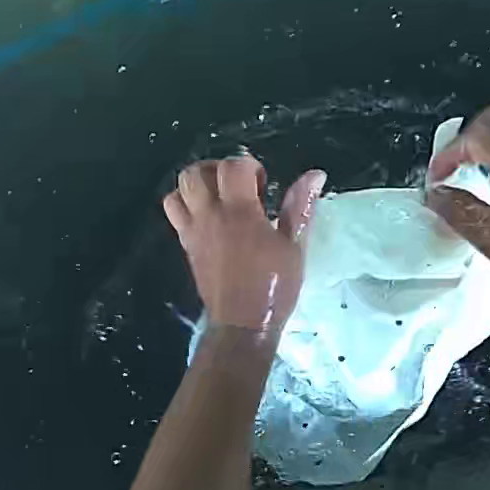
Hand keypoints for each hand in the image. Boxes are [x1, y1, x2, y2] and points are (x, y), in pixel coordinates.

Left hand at [164, 155, 325, 334]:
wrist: (242, 324)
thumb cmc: (273, 286)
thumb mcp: (294, 246)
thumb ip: (300, 207)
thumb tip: (315, 174)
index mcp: (239, 213)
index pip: (232, 167)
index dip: (248, 166)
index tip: (262, 185)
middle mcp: (210, 216)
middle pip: (196, 173)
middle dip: (216, 169)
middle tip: (236, 185)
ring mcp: (194, 231)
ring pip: (178, 190)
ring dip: (197, 185)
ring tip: (218, 196)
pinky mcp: (186, 245)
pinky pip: (174, 213)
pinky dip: (185, 205)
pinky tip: (208, 217)